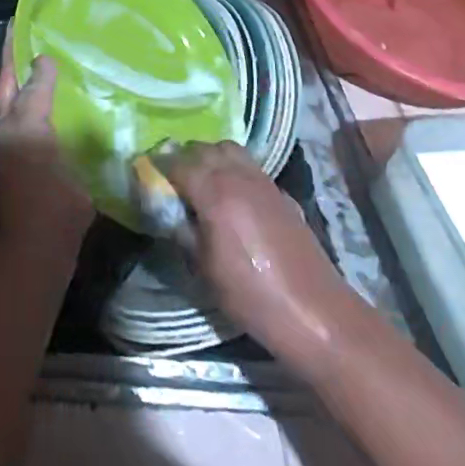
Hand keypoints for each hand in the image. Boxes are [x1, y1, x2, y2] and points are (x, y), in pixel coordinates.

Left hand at [0, 24, 95, 254]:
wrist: (46, 239)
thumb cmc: (37, 185)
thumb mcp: (32, 133)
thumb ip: (36, 97)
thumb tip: (42, 61)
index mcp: (7, 119)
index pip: (8, 73)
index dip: (12, 47)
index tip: (20, 19)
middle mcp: (16, 128)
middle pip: (22, 86)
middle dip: (31, 61)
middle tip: (51, 33)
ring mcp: (36, 146)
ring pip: (43, 104)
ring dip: (54, 83)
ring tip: (74, 58)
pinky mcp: (56, 162)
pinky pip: (63, 124)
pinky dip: (72, 108)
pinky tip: (92, 100)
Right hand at [164, 142, 361, 366]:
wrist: (318, 317)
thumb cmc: (252, 296)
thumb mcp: (203, 267)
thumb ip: (180, 229)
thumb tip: (165, 209)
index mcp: (215, 192)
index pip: (176, 163)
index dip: (157, 167)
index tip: (145, 178)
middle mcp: (239, 178)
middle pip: (203, 148)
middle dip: (183, 158)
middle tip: (171, 181)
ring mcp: (266, 184)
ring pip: (230, 150)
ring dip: (211, 158)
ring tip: (201, 183)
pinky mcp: (284, 197)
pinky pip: (252, 169)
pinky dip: (235, 172)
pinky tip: (234, 199)